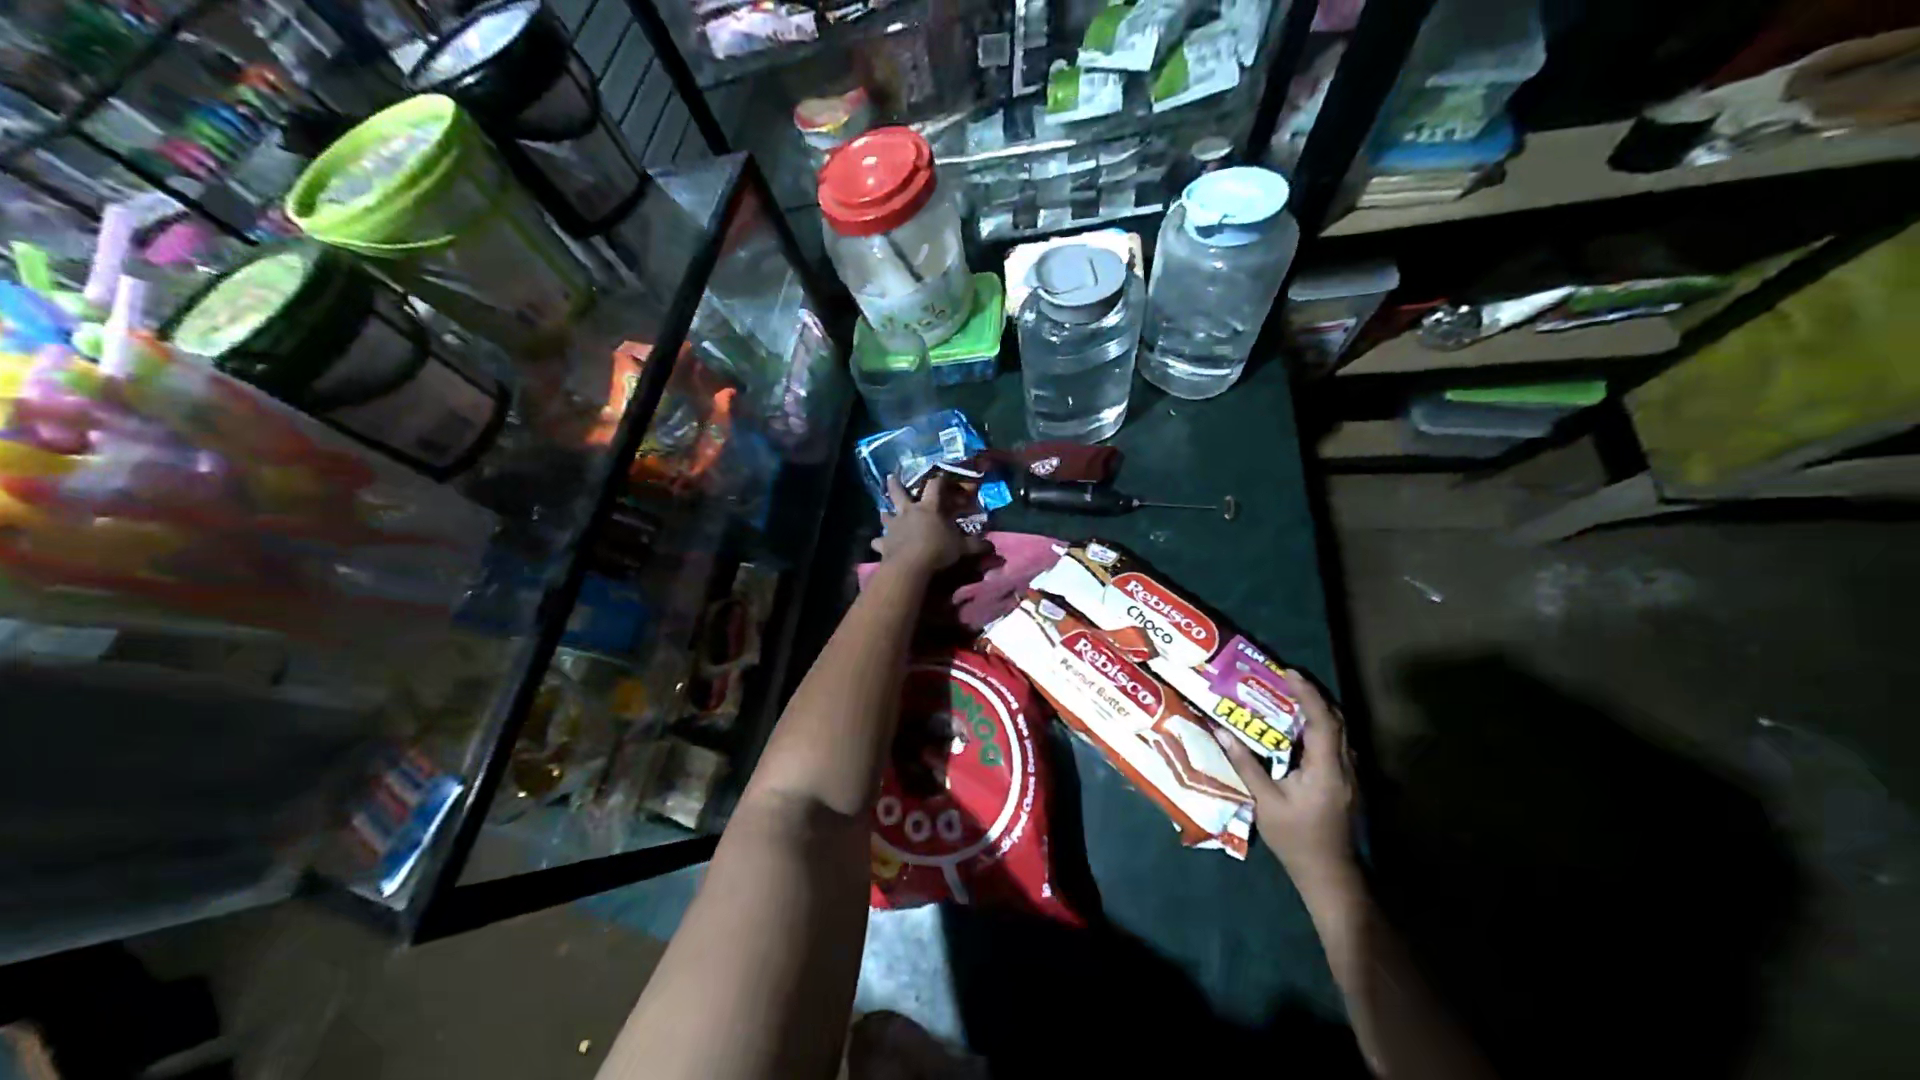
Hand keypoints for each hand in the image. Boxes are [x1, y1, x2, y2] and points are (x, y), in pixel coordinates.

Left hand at [870, 473, 985, 574]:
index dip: (939, 479)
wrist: (910, 566)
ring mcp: (894, 527)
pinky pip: (878, 541)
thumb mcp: (962, 548)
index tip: (941, 475)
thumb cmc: (938, 551)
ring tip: (884, 512)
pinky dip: (879, 542)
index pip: (935, 487)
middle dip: (895, 484)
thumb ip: (976, 545)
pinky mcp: (884, 543)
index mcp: (929, 508)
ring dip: (885, 513)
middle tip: (890, 476)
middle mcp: (909, 512)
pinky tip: (878, 544)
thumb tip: (993, 546)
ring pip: (885, 515)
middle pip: (898, 492)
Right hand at [1216, 672, 1357, 884]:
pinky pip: (1336, 743)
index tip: (1288, 672)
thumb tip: (1221, 731)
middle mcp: (1344, 766)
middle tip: (1285, 679)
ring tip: (1289, 697)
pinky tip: (1298, 729)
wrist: (1328, 873)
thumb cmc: (1295, 837)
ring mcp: (1349, 774)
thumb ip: (1246, 764)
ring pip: (1339, 731)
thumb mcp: (1265, 801)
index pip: (1322, 720)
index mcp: (1326, 768)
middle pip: (1336, 720)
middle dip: (1312, 695)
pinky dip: (1319, 727)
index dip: (1307, 693)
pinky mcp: (1345, 781)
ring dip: (1317, 710)